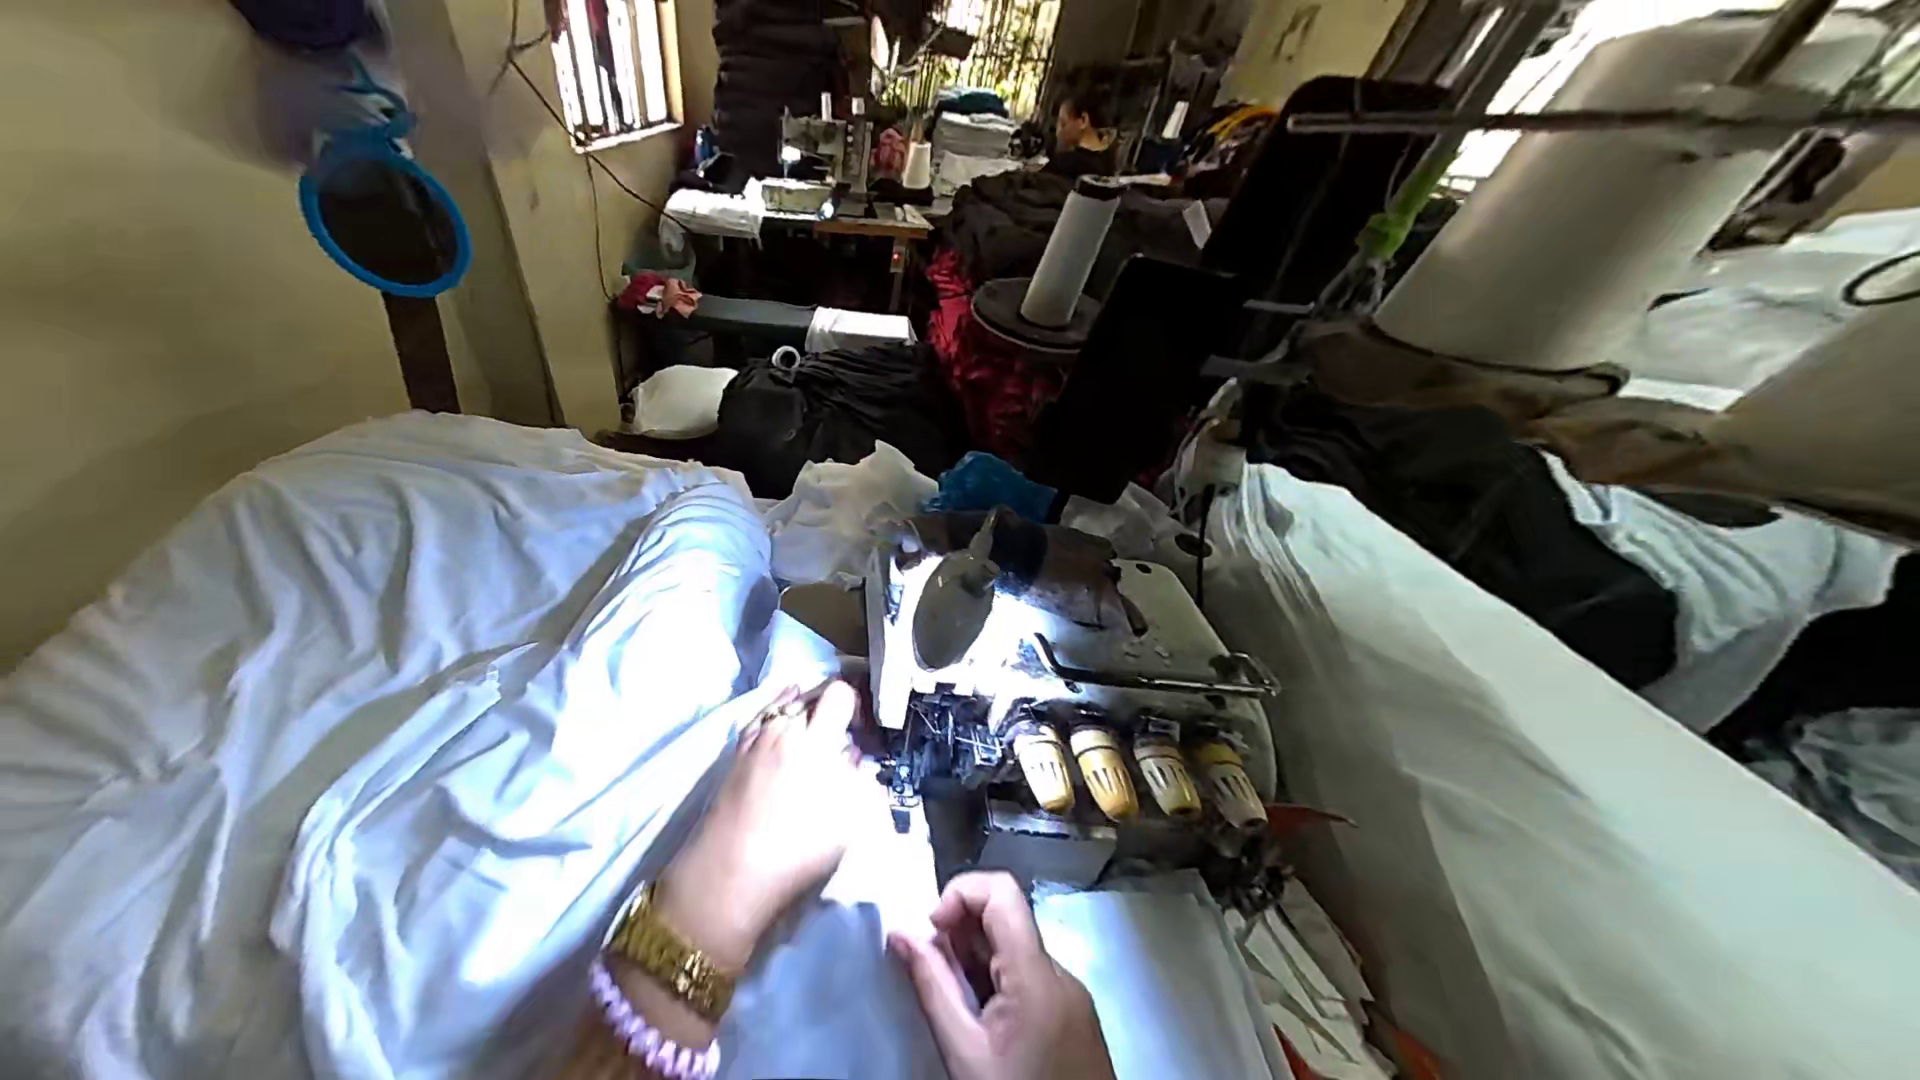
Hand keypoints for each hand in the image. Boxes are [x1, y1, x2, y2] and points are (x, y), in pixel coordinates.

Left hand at [656, 681, 864, 968]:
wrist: (726, 880)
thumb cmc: (795, 854)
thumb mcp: (847, 822)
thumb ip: (857, 780)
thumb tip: (851, 758)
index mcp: (814, 742)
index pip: (840, 694)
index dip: (855, 704)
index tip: (860, 727)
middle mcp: (783, 730)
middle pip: (812, 696)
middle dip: (831, 708)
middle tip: (841, 734)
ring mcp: (755, 740)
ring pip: (784, 705)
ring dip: (804, 711)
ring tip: (814, 732)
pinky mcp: (735, 755)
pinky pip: (759, 719)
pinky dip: (774, 712)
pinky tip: (780, 718)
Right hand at [889, 872, 1115, 1079]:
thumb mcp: (964, 1053)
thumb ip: (932, 986)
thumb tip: (900, 932)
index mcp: (1037, 974)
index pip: (1002, 891)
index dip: (960, 893)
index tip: (931, 929)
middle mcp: (1060, 971)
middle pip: (1006, 916)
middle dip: (961, 930)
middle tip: (932, 969)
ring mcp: (1070, 992)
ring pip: (1015, 946)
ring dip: (976, 957)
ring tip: (954, 1001)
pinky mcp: (1073, 1011)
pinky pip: (1029, 973)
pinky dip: (997, 979)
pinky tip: (981, 1017)